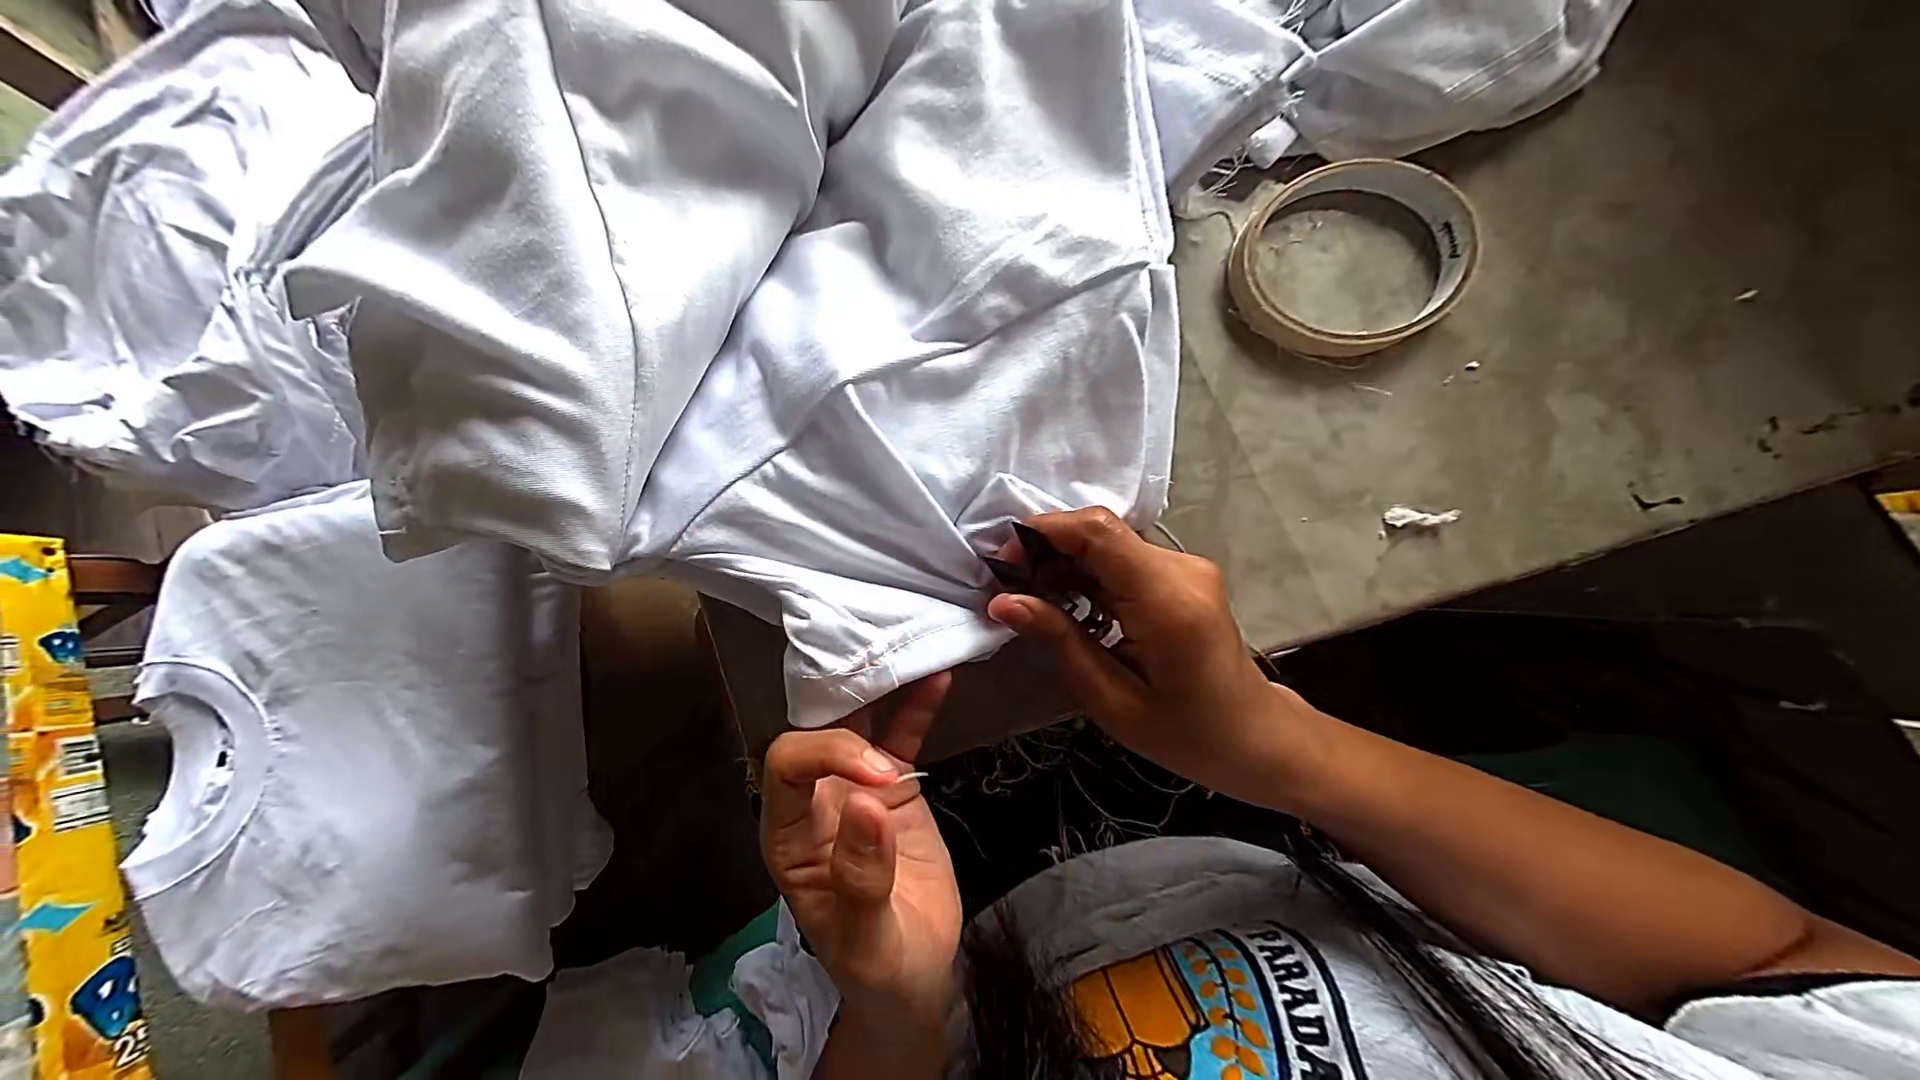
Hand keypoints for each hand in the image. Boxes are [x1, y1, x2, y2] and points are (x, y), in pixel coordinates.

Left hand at [759, 673, 961, 1034]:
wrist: (917, 975)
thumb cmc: (879, 968)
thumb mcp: (867, 942)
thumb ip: (861, 879)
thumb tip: (867, 805)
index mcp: (789, 835)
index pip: (787, 766)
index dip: (831, 754)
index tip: (884, 773)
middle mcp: (814, 799)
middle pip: (817, 730)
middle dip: (844, 698)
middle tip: (884, 669)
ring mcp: (855, 787)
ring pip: (858, 722)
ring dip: (878, 688)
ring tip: (905, 651)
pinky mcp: (893, 785)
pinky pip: (902, 736)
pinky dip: (916, 707)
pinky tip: (937, 678)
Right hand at [986, 508, 1321, 802]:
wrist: (1254, 736)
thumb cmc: (1186, 733)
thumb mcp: (1111, 699)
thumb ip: (1059, 639)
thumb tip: (1002, 602)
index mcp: (1167, 600)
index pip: (1098, 532)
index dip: (1043, 533)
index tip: (1004, 564)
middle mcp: (1181, 569)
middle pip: (1099, 532)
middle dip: (1046, 551)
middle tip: (1012, 591)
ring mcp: (1185, 567)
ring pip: (1107, 542)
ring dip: (1064, 564)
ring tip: (1036, 604)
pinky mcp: (1181, 574)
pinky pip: (1122, 558)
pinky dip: (1087, 574)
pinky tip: (1070, 606)